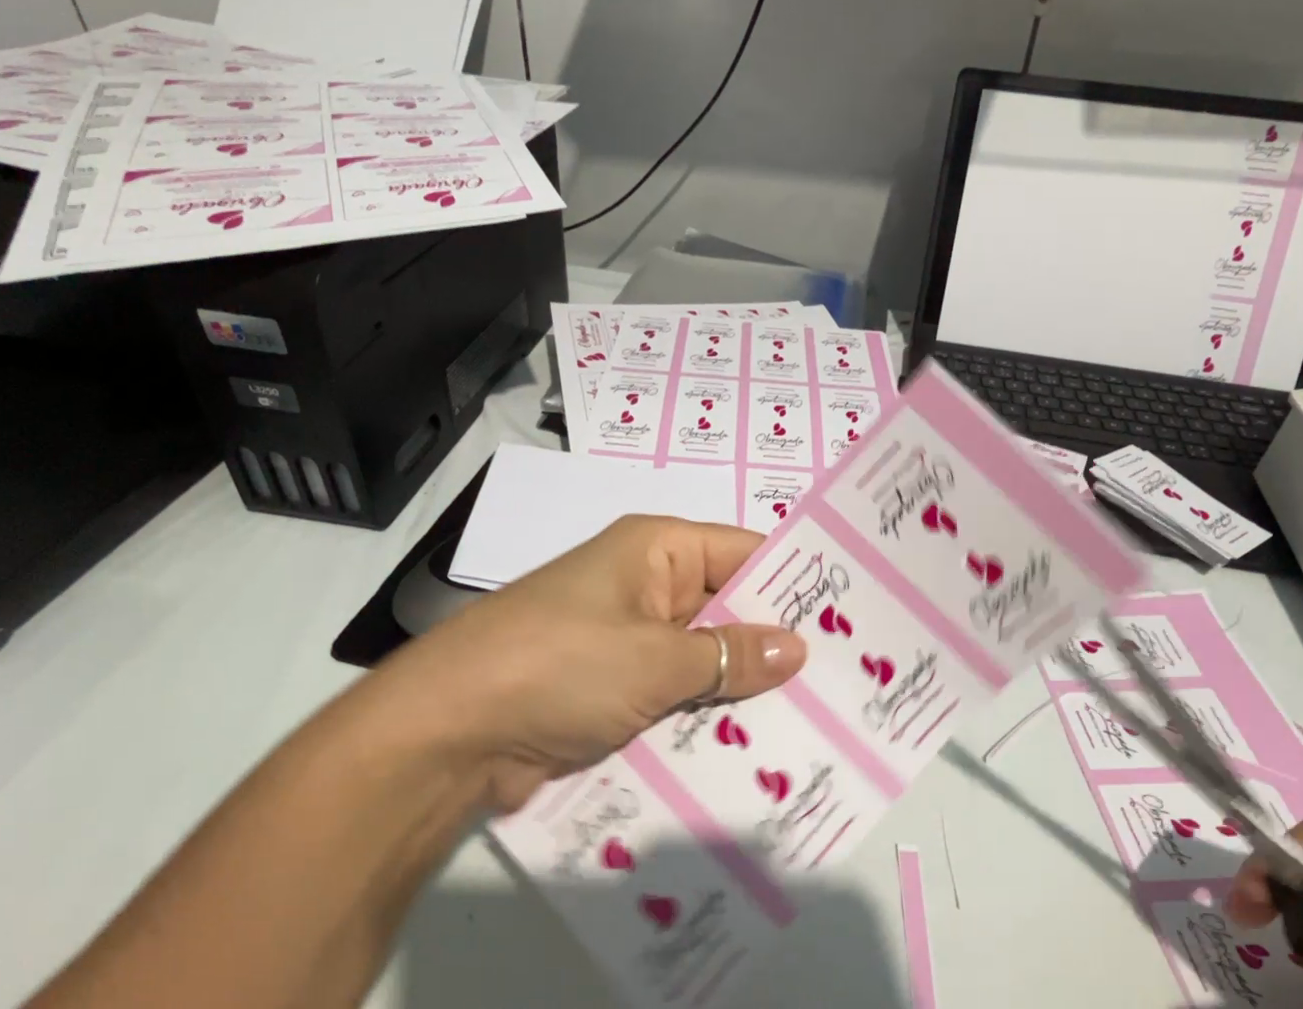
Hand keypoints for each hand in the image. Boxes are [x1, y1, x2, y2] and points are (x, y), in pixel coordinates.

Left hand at [373, 515, 806, 811]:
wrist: (448, 733)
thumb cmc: (558, 666)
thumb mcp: (654, 658)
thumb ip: (730, 656)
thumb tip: (796, 647)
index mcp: (654, 551)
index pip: (744, 552)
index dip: (796, 581)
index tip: (854, 616)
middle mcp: (644, 587)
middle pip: (726, 609)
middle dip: (774, 645)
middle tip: (848, 680)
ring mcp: (625, 643)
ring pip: (703, 661)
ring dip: (740, 692)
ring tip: (819, 722)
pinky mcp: (610, 692)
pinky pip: (673, 698)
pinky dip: (703, 720)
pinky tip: (755, 752)